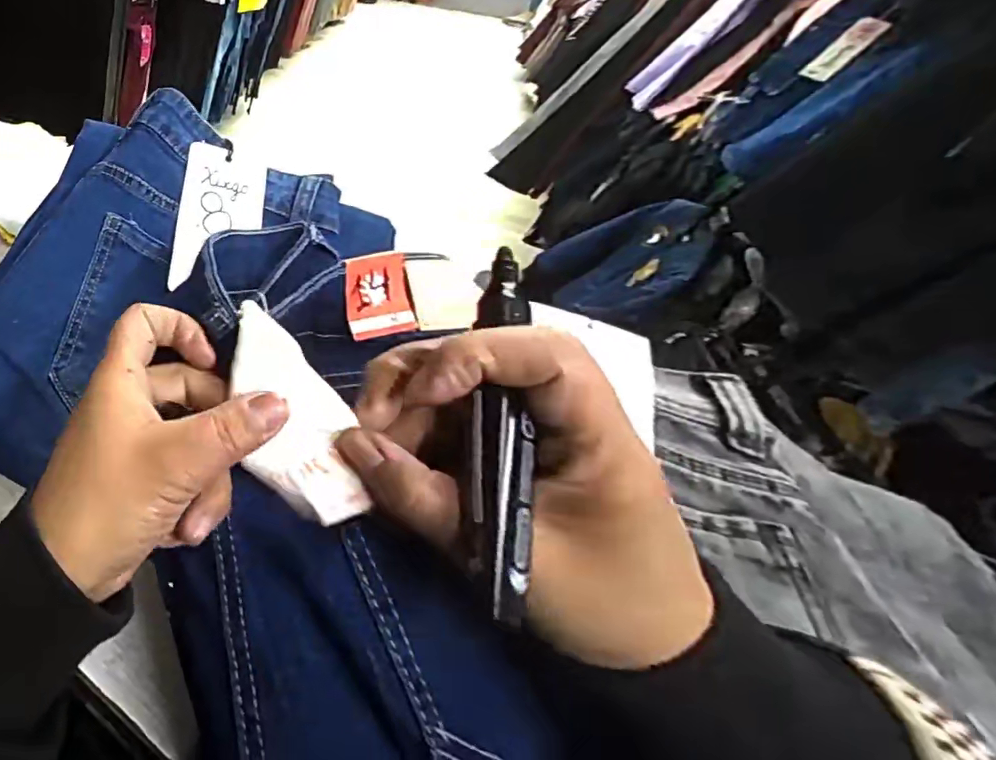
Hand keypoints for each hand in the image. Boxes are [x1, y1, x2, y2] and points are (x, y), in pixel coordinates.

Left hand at [30, 304, 289, 601]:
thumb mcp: (179, 462)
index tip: (212, 363)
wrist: (63, 578)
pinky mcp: (145, 477)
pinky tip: (183, 530)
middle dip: (215, 433)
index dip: (182, 329)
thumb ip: (232, 430)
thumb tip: (280, 401)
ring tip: (194, 518)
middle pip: (189, 388)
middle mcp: (130, 403)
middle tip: (226, 461)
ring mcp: (138, 442)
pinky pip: (186, 470)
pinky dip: (192, 498)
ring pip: (194, 437)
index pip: (145, 322)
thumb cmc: (113, 499)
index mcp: (122, 380)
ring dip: (206, 480)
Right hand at [335, 328, 711, 668]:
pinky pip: (438, 414)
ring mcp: (516, 417)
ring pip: (446, 377)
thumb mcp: (514, 559)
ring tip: (368, 451)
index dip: (475, 355)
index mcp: (591, 424)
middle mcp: (549, 403)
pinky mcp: (492, 437)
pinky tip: (383, 460)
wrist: (642, 641)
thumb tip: (353, 449)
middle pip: (476, 353)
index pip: (541, 353)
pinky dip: (403, 430)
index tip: (425, 396)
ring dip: (398, 405)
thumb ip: (431, 505)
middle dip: (412, 377)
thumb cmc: (605, 601)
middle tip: (368, 424)